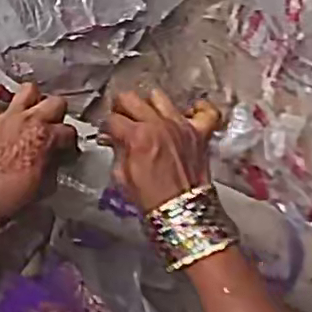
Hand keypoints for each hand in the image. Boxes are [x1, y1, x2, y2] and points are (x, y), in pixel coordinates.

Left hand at [0, 83, 76, 222]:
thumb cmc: (17, 193)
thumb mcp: (48, 181)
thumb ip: (55, 160)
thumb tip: (57, 155)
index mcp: (46, 136)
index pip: (69, 131)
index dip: (70, 142)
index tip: (68, 149)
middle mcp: (30, 120)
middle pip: (55, 102)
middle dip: (59, 114)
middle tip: (55, 127)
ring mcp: (9, 117)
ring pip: (28, 90)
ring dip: (35, 98)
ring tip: (35, 109)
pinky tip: (4, 96)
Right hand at [102, 89, 223, 212]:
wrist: (184, 215)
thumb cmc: (151, 201)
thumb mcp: (122, 177)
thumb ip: (117, 152)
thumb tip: (114, 140)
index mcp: (137, 136)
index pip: (112, 119)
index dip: (106, 127)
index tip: (106, 133)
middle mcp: (159, 124)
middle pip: (130, 98)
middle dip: (121, 108)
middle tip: (122, 121)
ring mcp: (181, 126)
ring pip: (159, 97)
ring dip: (150, 106)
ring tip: (148, 118)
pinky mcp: (200, 133)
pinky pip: (205, 111)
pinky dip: (196, 110)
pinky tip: (186, 115)